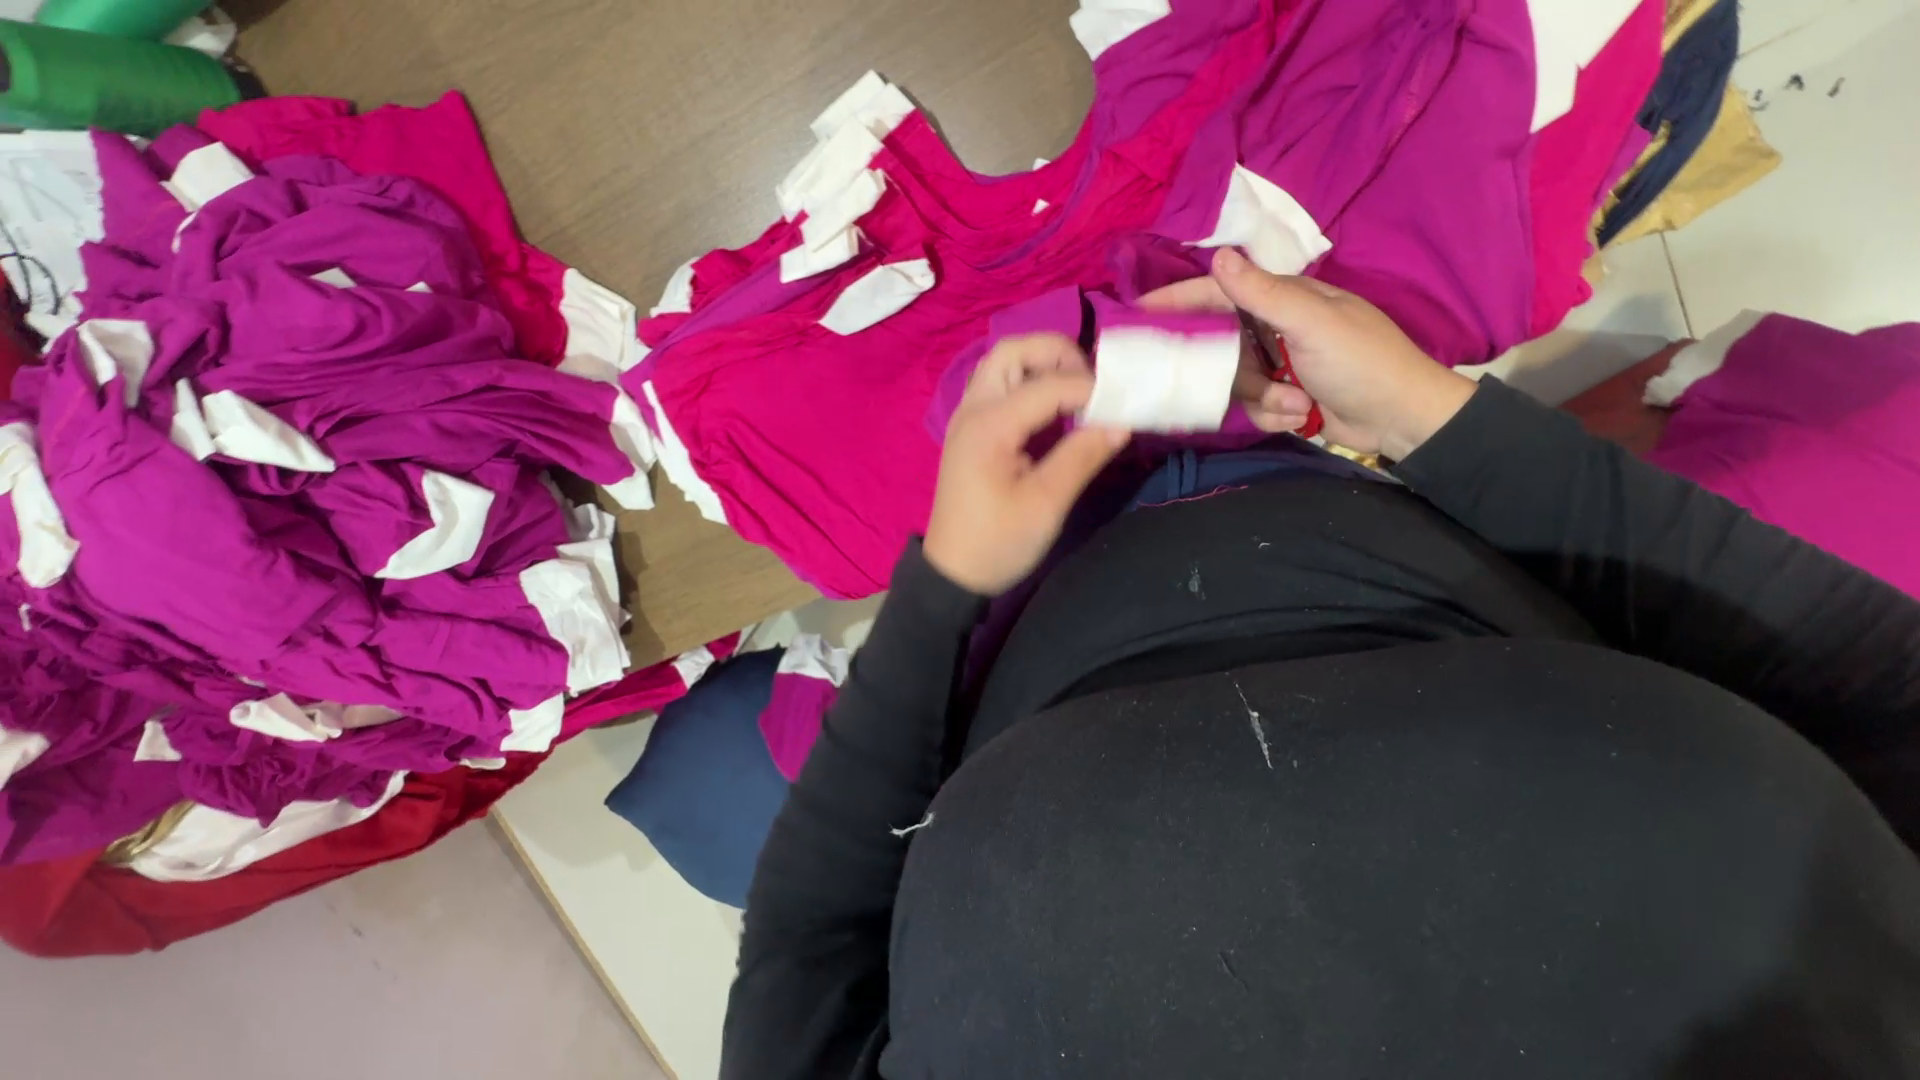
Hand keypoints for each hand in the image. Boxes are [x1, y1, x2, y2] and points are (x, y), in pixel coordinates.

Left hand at [924, 334, 1130, 595]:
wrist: (953, 573)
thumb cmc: (998, 542)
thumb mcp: (1046, 504)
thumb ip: (1082, 456)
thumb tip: (1122, 422)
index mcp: (989, 424)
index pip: (1049, 383)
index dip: (1092, 389)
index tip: (1125, 407)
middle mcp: (973, 408)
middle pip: (1014, 351)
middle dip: (1058, 355)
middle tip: (1093, 385)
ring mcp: (968, 417)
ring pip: (1005, 365)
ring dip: (1043, 367)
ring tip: (1079, 395)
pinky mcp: (972, 430)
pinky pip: (1000, 387)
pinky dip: (1030, 384)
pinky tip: (1057, 412)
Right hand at [1140, 247, 1476, 458]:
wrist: (1400, 419)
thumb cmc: (1361, 361)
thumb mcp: (1311, 323)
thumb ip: (1262, 293)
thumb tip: (1219, 256)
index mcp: (1284, 299)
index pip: (1220, 292)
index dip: (1180, 300)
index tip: (1140, 311)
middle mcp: (1275, 328)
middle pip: (1221, 347)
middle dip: (1237, 373)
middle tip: (1255, 383)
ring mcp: (1279, 365)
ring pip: (1235, 383)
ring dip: (1265, 399)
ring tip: (1299, 403)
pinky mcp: (1282, 397)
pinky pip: (1252, 408)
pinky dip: (1275, 415)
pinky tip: (1304, 415)